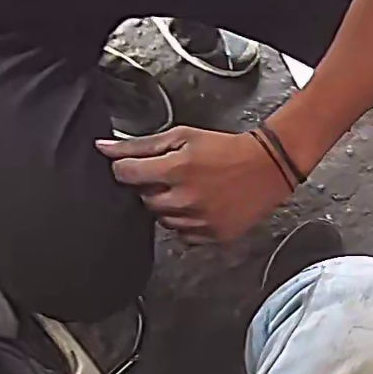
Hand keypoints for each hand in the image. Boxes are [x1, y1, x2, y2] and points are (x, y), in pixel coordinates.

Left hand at [97, 126, 297, 243]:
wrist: (269, 166)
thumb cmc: (228, 149)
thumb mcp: (183, 137)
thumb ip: (140, 145)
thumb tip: (103, 148)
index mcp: (175, 170)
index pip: (125, 175)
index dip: (128, 169)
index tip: (139, 167)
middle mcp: (186, 199)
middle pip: (144, 200)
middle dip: (153, 188)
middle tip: (174, 178)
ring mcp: (202, 220)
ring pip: (164, 221)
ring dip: (171, 208)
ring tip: (191, 192)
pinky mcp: (217, 234)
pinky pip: (186, 236)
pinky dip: (188, 224)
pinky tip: (202, 208)